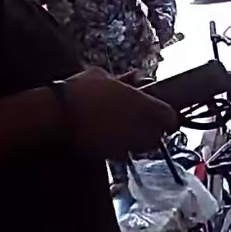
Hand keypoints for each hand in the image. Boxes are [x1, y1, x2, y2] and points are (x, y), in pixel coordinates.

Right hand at [60, 68, 178, 160]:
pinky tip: (110, 133)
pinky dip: (124, 143)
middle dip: (155, 127)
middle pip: (160, 134)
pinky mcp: (113, 156)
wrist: (60, 116)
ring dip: (140, 135)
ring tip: (124, 124)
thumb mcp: (102, 75)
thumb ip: (123, 79)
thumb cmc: (82, 90)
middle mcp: (141, 128)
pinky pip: (127, 150)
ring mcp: (128, 144)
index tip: (159, 108)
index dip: (167, 114)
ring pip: (144, 144)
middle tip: (142, 116)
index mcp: (143, 106)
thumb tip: (134, 77)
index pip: (170, 117)